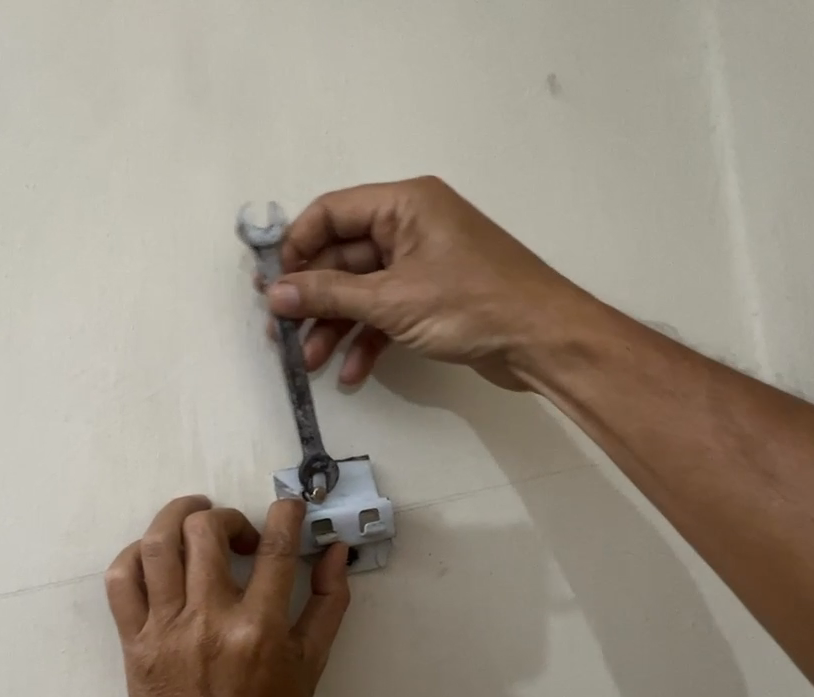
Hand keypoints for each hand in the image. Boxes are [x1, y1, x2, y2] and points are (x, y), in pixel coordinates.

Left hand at [105, 496, 351, 696]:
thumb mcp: (312, 666)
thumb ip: (328, 604)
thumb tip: (338, 551)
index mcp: (260, 629)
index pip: (276, 547)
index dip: (286, 513)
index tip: (288, 508)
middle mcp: (210, 622)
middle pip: (207, 531)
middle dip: (228, 517)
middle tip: (239, 537)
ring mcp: (165, 631)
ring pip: (159, 544)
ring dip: (178, 518)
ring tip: (194, 524)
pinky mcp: (133, 644)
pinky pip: (122, 580)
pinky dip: (137, 554)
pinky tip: (157, 559)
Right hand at [265, 176, 597, 390]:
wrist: (541, 341)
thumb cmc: (470, 304)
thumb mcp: (391, 300)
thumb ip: (329, 295)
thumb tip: (275, 295)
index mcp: (403, 205)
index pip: (331, 213)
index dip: (296, 248)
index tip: (271, 286)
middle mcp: (410, 227)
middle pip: (342, 257)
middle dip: (312, 299)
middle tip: (281, 334)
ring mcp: (421, 265)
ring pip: (361, 292)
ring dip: (334, 328)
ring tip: (309, 363)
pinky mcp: (431, 300)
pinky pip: (385, 315)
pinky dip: (366, 342)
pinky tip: (351, 374)